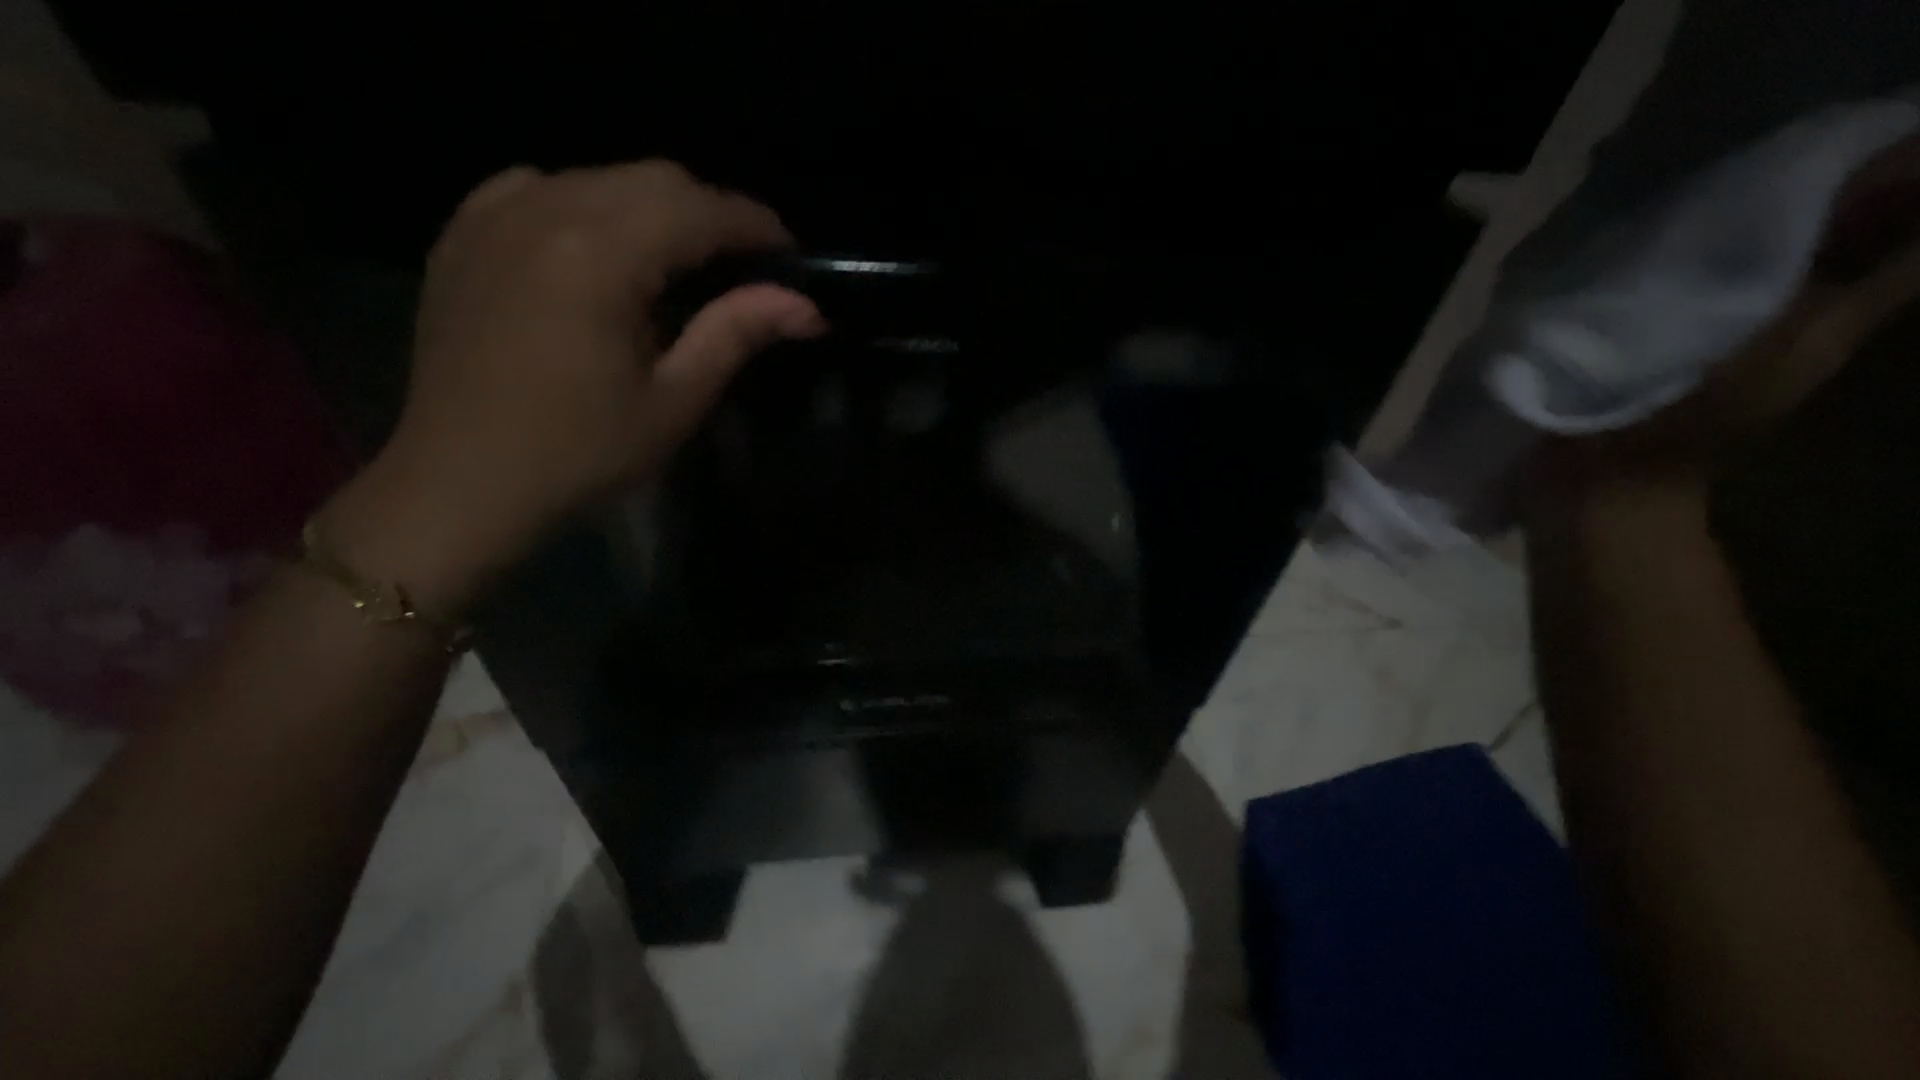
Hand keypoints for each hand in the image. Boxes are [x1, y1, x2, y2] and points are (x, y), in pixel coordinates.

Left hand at [323, 161, 824, 611]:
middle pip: (654, 180)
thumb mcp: (672, 401)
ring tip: (678, 261)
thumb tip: (806, 306)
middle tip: (744, 265)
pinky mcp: (464, 234)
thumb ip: (736, 334)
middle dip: (710, 213)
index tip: (791, 256)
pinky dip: (585, 204)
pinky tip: (598, 247)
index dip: (755, 226)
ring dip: (653, 208)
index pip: (700, 210)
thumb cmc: (577, 454)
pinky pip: (539, 188)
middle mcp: (546, 210)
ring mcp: (495, 215)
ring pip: (599, 178)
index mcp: (600, 254)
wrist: (460, 482)